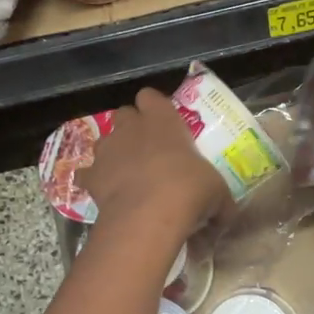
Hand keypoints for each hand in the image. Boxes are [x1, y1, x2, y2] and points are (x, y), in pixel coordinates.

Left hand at [79, 88, 230, 228]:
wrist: (148, 217)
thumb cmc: (189, 190)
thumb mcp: (217, 193)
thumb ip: (218, 197)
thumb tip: (225, 214)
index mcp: (162, 119)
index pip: (150, 96)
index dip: (155, 107)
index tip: (165, 123)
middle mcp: (130, 127)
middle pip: (123, 113)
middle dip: (132, 127)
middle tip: (148, 149)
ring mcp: (107, 150)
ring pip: (104, 140)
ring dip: (114, 152)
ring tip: (127, 173)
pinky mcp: (91, 176)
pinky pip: (88, 174)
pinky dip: (95, 182)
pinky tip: (107, 194)